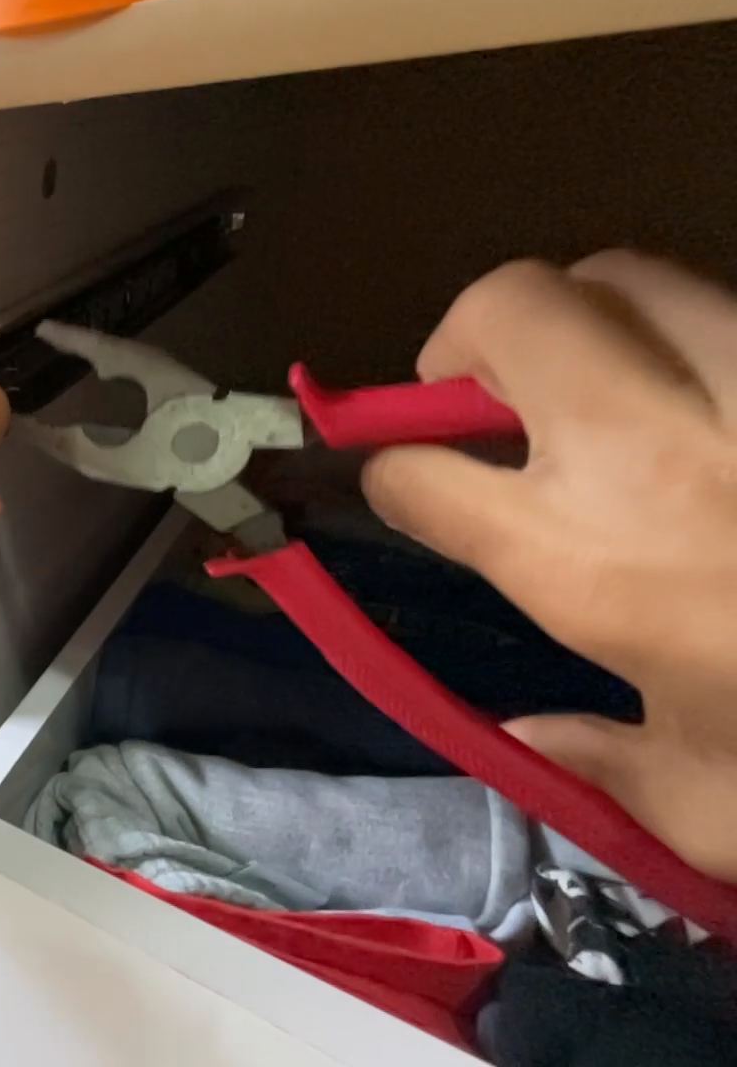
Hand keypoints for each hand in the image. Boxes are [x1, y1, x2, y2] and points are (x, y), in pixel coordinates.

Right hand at [363, 251, 736, 880]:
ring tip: (597, 388)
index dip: (385, 473)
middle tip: (482, 402)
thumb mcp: (722, 810)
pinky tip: (719, 413)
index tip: (405, 488)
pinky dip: (695, 338)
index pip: (412, 473)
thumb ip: (605, 763)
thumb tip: (535, 738)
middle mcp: (652, 452)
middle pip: (510, 310)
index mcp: (583, 558)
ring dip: (577, 322)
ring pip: (627, 277)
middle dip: (463, 343)